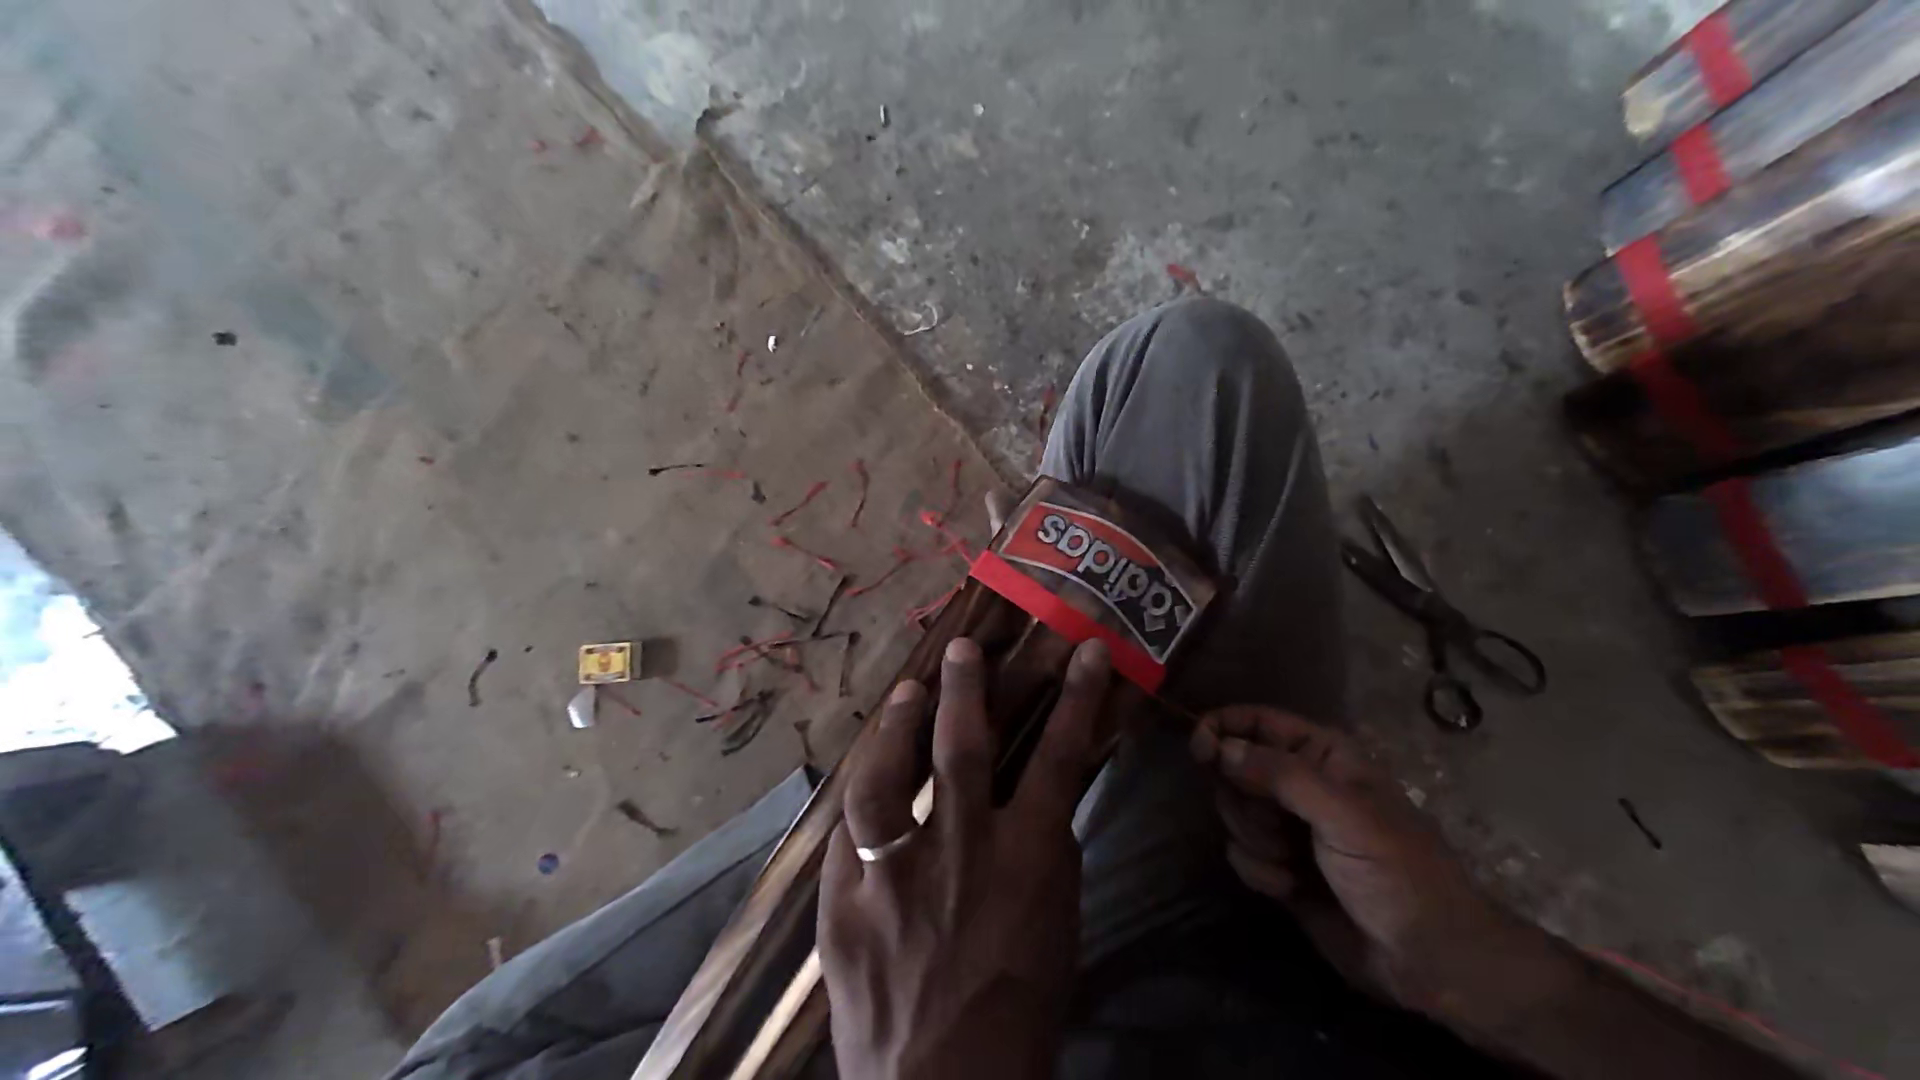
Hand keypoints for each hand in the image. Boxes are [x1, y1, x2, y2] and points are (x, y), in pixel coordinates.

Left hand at [819, 636, 1111, 1079]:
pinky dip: (860, 795)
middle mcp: (961, 853)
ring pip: (886, 778)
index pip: (1060, 758)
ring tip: (906, 690)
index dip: (1078, 698)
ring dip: (896, 726)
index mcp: (1026, 861)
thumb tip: (1033, 794)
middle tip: (964, 648)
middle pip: (961, 749)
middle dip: (966, 688)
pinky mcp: (845, 900)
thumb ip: (1043, 849)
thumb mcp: (1054, 919)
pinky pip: (850, 831)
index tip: (1087, 652)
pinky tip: (864, 775)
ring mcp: (895, 875)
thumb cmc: (1018, 1004)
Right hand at [1189, 706, 1511, 1015]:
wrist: (1429, 961)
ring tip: (1290, 863)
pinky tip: (1290, 888)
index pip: (1256, 721)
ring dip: (1253, 839)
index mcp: (1321, 755)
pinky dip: (1259, 870)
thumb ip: (1280, 775)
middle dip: (1243, 800)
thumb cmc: (1398, 873)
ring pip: (1232, 811)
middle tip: (1274, 827)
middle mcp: (1298, 783)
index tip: (1199, 751)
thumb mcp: (1344, 814)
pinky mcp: (1277, 865)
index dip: (1222, 728)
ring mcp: (1286, 826)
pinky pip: (1238, 852)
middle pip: (1233, 768)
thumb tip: (1220, 748)